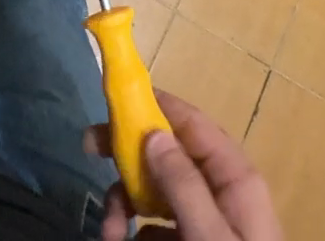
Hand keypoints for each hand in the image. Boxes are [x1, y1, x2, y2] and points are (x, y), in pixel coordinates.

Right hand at [93, 91, 282, 240]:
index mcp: (235, 179)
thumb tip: (154, 132)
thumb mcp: (209, 237)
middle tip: (89, 148)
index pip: (193, 124)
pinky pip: (157, 227)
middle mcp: (222, 193)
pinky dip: (135, 231)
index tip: (114, 98)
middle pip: (169, 154)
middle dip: (128, 154)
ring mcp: (207, 223)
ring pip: (157, 192)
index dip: (156, 104)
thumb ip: (183, 184)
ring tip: (106, 231)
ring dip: (124, 202)